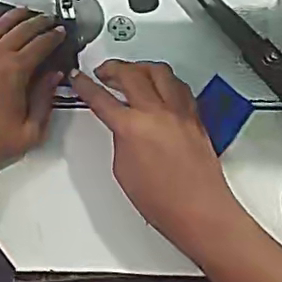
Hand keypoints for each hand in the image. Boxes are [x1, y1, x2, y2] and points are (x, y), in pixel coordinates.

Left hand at [0, 9, 65, 183]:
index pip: (40, 44)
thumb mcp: (29, 130)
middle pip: (22, 29)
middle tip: (48, 20)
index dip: (53, 36)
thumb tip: (53, 79)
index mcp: (14, 70)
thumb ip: (45, 100)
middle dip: (39, 22)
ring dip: (15, 16)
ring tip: (26, 12)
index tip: (60, 33)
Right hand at [70, 61, 245, 257]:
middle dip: (111, 68)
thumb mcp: (122, 170)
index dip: (85, 85)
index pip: (101, 97)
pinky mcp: (196, 119)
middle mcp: (157, 114)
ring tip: (132, 71)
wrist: (201, 214)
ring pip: (159, 72)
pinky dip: (166, 81)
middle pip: (130, 74)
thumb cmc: (165, 202)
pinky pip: (180, 87)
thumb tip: (121, 128)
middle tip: (103, 72)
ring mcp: (180, 114)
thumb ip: (119, 140)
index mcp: (132, 128)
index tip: (79, 78)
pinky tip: (162, 85)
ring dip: (140, 67)